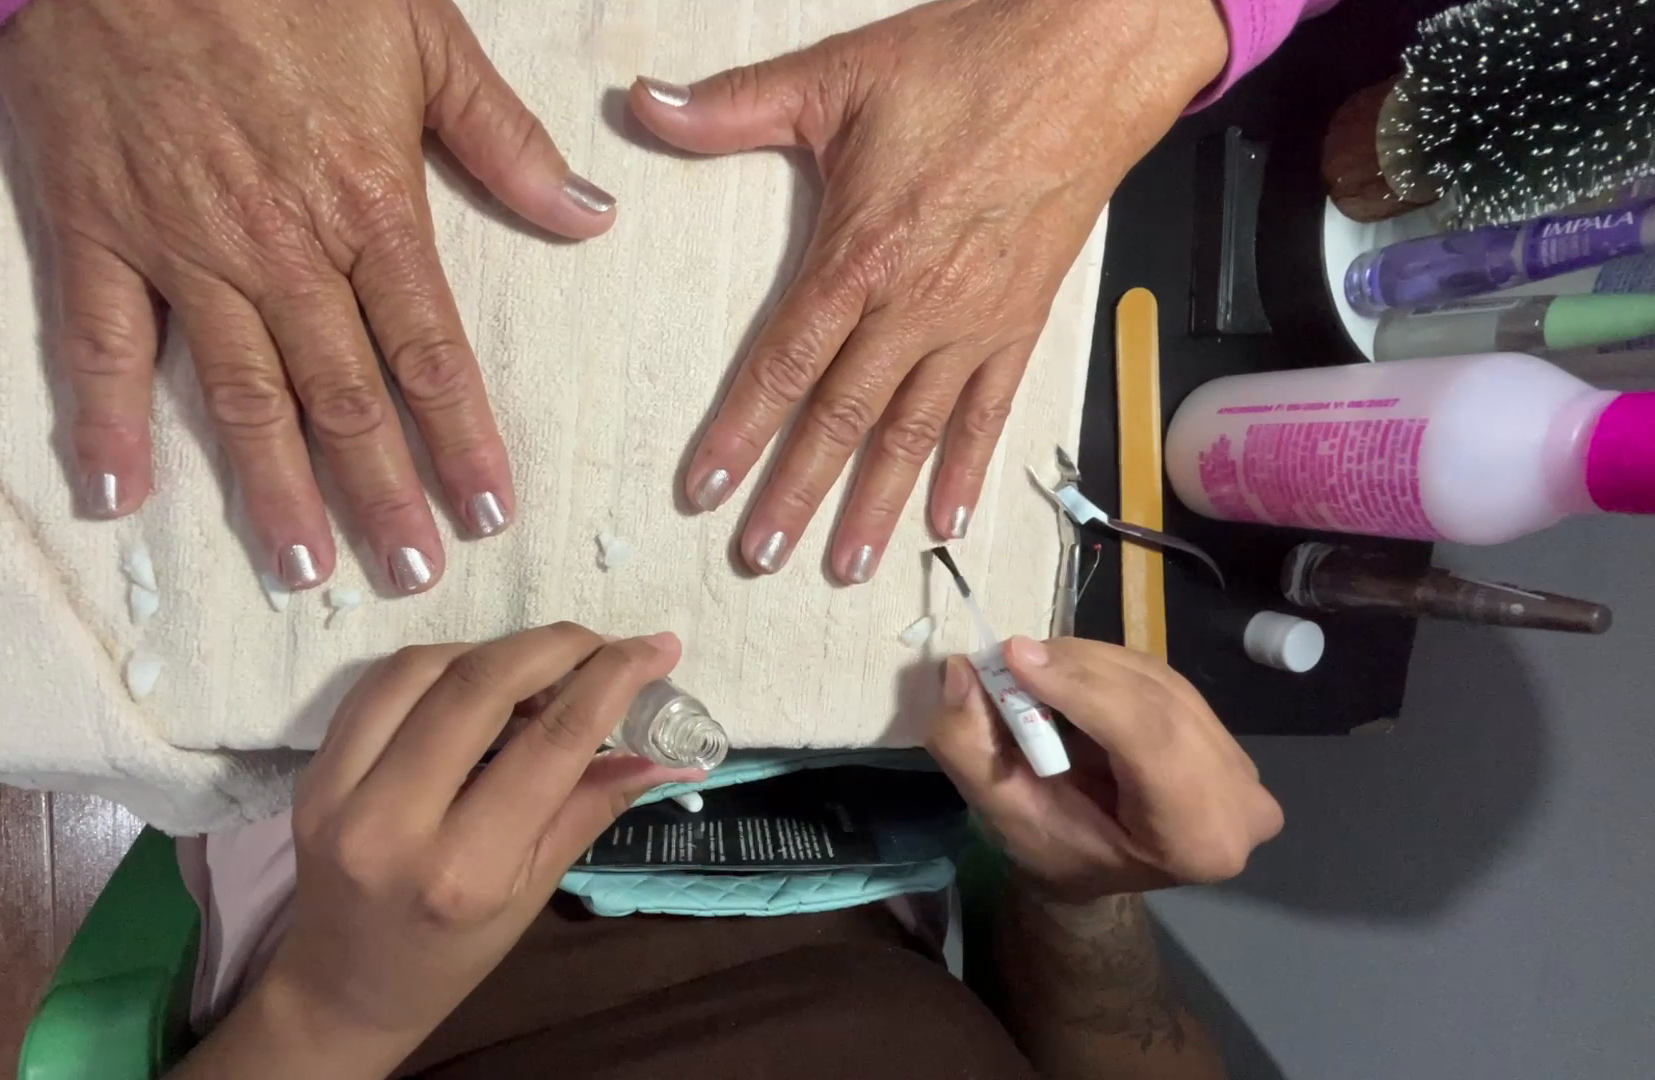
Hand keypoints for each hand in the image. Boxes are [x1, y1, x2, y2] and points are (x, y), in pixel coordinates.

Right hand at [0, 0, 617, 592]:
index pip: (433, 359)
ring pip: (242, 397)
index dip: (464, 444)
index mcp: (372, 213)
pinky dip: (102, 423)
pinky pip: (97, 343)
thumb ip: (509, 143)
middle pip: (347, 404)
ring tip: (305, 571)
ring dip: (275, 493)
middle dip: (386, 497)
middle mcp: (283, 254)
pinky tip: (118, 498)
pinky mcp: (95, 231)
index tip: (489, 512)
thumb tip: (591, 215)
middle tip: (414, 574)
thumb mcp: (425, 39)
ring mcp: (185, 250)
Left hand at [256, 625, 699, 1062]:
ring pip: (428, 667)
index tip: (656, 647)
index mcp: (464, 871)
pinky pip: (384, 679)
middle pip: (482, 686)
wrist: (340, 987)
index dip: (612, 680)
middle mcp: (393, 822)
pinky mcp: (314, 767)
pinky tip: (480, 674)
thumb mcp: (537, 887)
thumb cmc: (453, 953)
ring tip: (543, 663)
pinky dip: (445, 659)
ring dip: (500, 647)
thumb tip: (670, 750)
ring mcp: (339, 789)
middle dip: (558, 645)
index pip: (552, 744)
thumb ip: (597, 802)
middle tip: (602, 644)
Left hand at [628, 0, 1227, 582]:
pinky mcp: (1018, 328)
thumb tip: (645, 105)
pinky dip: (966, 471)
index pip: (782, 363)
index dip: (739, 432)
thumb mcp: (839, 76)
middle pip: (839, 419)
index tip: (706, 491)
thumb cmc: (965, 64)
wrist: (1093, 55)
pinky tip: (947, 524)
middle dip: (796, 493)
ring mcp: (970, 326)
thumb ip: (735, 106)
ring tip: (845, 566)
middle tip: (760, 556)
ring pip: (911, 434)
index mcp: (858, 254)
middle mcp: (911, 307)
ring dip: (874, 506)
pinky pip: (988, 415)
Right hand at [926, 638, 1282, 900]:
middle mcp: (1242, 803)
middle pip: (1154, 700)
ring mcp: (1242, 766)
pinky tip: (1065, 675)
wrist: (1090, 862)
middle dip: (1075, 669)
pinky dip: (1101, 665)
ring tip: (1030, 669)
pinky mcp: (1223, 736)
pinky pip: (1157, 675)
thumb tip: (962, 671)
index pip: (1149, 739)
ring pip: (1155, 678)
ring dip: (1084, 662)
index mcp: (1197, 840)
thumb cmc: (1049, 847)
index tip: (1013, 654)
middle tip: (1009, 656)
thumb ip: (968, 745)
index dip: (1081, 689)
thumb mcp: (997, 809)